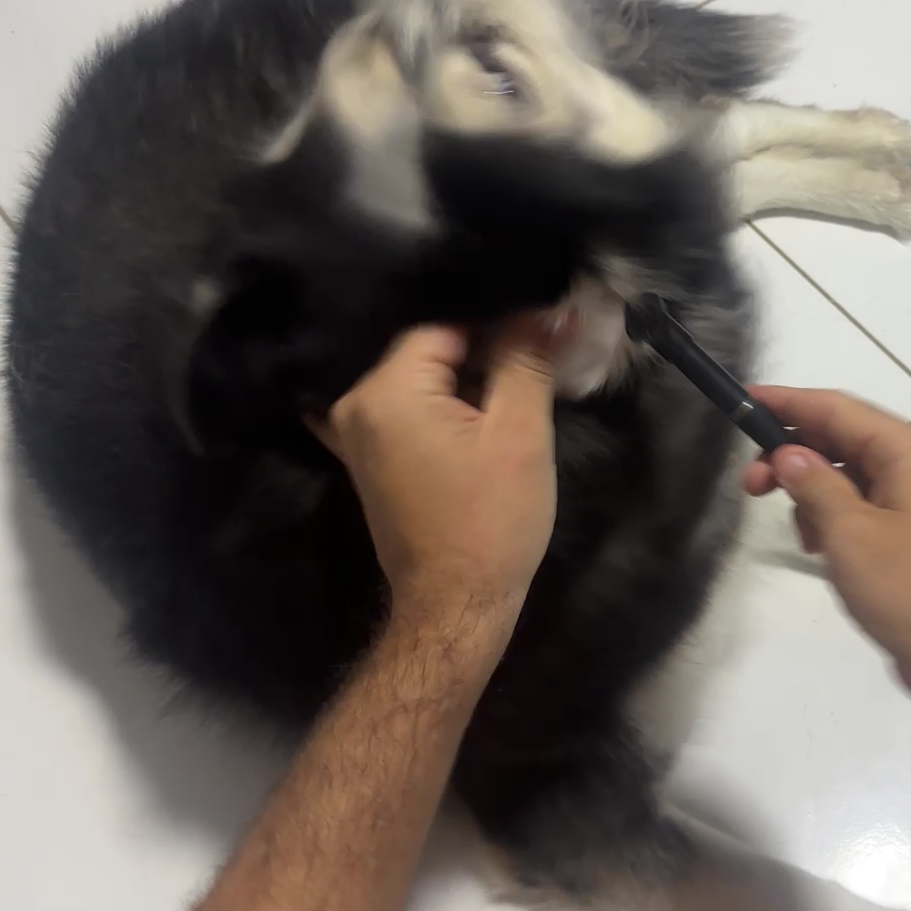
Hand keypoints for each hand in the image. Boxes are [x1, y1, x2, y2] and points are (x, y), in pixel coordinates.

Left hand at [315, 313, 569, 638]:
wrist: (459, 602)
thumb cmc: (493, 517)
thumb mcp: (520, 433)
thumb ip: (529, 361)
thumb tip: (554, 309)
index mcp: (384, 391)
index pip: (447, 327)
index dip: (502, 328)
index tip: (547, 340)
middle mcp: (355, 406)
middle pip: (432, 354)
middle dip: (488, 355)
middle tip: (541, 365)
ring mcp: (357, 439)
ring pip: (425, 384)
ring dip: (472, 384)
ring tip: (519, 389)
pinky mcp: (373, 464)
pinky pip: (412, 414)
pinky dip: (448, 409)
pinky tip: (479, 414)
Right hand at [743, 386, 910, 702]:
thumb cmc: (906, 589)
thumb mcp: (849, 532)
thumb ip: (815, 483)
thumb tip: (789, 453)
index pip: (839, 409)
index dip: (790, 402)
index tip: (745, 401)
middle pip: (844, 440)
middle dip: (795, 458)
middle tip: (750, 486)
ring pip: (851, 474)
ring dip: (814, 494)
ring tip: (800, 534)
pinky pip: (865, 503)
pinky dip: (836, 517)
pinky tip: (820, 547)